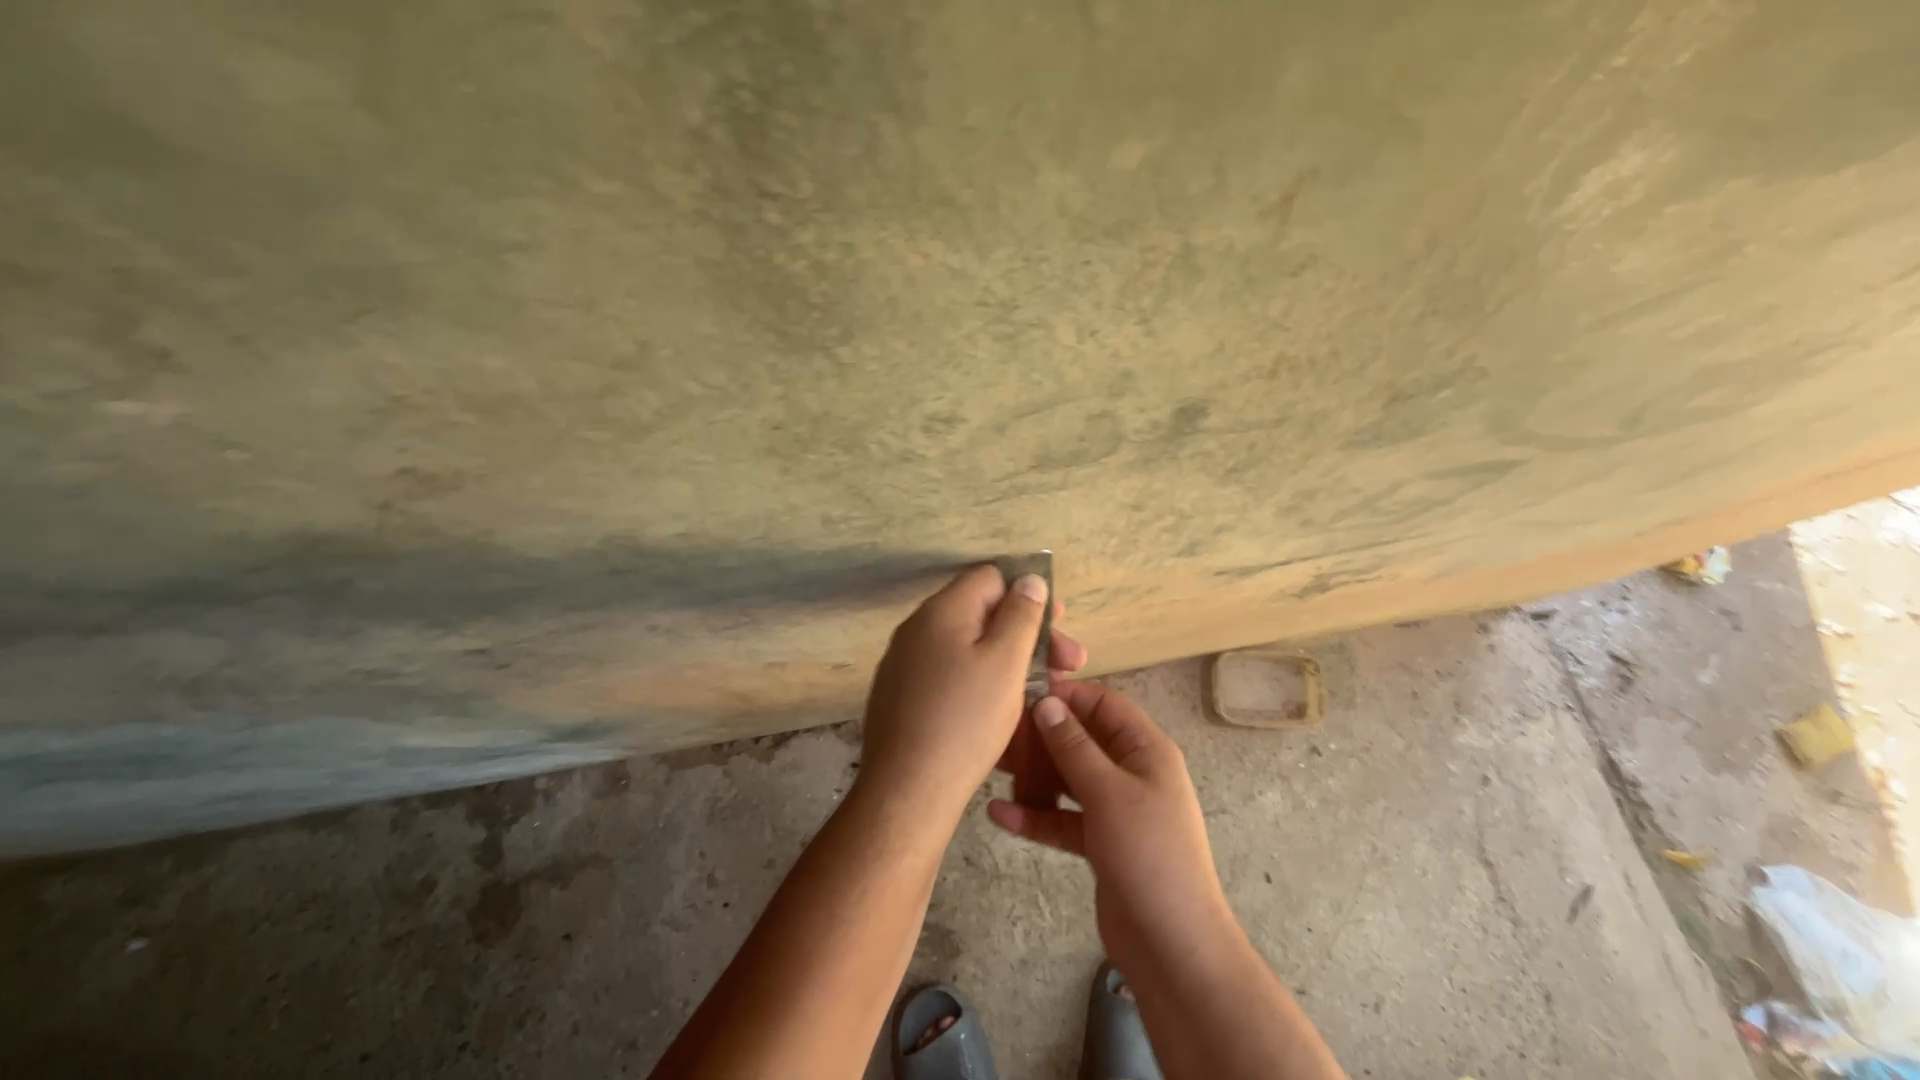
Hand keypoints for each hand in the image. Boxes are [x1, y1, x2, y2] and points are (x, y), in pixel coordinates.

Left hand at [860, 564, 1087, 810]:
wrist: (907, 789)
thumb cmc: (965, 720)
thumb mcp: (1005, 662)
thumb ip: (1021, 615)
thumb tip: (1027, 578)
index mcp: (941, 611)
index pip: (990, 578)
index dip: (1028, 595)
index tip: (1058, 627)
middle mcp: (916, 629)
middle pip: (980, 614)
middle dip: (1026, 635)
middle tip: (1067, 666)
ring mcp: (903, 664)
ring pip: (966, 648)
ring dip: (1006, 661)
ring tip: (1040, 692)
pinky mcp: (900, 697)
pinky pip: (947, 674)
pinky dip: (978, 682)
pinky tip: (1000, 710)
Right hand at [987, 682, 1233, 974]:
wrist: (1171, 943)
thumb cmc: (1147, 853)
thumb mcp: (1108, 792)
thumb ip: (1074, 746)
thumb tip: (1047, 702)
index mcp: (1147, 751)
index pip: (1106, 705)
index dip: (1069, 695)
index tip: (1023, 692)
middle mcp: (1133, 773)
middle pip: (1084, 741)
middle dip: (1044, 737)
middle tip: (998, 733)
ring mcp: (1117, 810)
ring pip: (1070, 780)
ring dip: (1035, 776)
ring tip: (992, 768)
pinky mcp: (1100, 844)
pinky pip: (1064, 819)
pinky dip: (1037, 816)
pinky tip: (1000, 814)